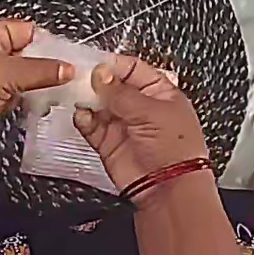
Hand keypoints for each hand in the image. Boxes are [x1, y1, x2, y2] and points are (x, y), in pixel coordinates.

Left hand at [0, 19, 72, 141]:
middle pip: (27, 53)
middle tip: (67, 75)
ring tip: (59, 90)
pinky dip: (28, 97)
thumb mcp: (10, 71)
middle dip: (46, 65)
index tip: (68, 57)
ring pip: (24, 75)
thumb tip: (68, 69)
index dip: (48, 44)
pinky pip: (17, 92)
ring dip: (38, 84)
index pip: (28, 30)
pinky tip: (43, 102)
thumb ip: (43, 69)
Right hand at [72, 54, 210, 191]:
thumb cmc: (175, 150)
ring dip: (86, 99)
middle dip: (96, 82)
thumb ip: (121, 92)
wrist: (168, 190)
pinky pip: (91, 126)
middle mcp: (140, 106)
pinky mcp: (109, 143)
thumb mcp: (150, 111)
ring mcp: (123, 125)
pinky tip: (82, 117)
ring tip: (78, 97)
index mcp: (159, 92)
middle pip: (112, 85)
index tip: (95, 64)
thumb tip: (100, 73)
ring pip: (98, 104)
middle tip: (81, 79)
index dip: (114, 65)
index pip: (132, 68)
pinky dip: (84, 119)